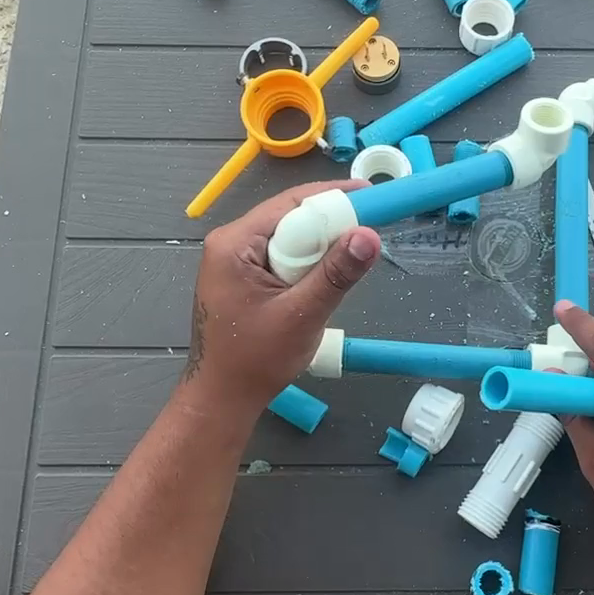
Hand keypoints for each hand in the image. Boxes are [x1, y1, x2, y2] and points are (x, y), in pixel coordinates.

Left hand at [180, 181, 379, 413]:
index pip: (290, 204)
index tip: (371, 196)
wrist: (222, 399)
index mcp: (233, 244)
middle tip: (370, 227)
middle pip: (288, 218)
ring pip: (287, 237)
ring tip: (354, 251)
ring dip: (320, 245)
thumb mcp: (301, 315)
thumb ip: (335, 275)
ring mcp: (233, 261)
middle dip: (329, 222)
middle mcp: (229, 243)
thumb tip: (370, 236)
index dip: (333, 197)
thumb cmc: (254, 361)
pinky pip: (281, 256)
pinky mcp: (242, 278)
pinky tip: (327, 274)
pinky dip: (307, 262)